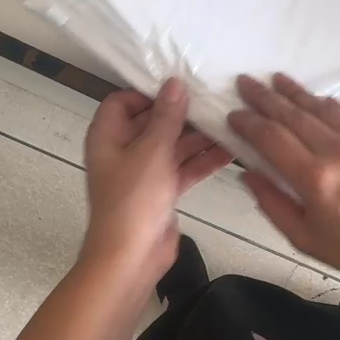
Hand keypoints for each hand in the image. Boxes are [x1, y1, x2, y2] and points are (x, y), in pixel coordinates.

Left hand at [80, 78, 232, 283]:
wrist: (131, 257)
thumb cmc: (133, 200)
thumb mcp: (152, 150)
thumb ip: (167, 116)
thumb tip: (174, 83)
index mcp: (108, 136)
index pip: (122, 101)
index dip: (148, 92)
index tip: (179, 86)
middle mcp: (124, 150)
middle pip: (153, 122)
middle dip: (182, 113)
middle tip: (214, 99)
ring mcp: (144, 172)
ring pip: (173, 146)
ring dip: (199, 137)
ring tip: (230, 122)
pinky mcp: (162, 192)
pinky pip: (184, 168)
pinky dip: (203, 161)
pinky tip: (231, 151)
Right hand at [227, 74, 339, 292]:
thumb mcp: (306, 238)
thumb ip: (272, 204)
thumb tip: (248, 173)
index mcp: (315, 178)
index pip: (271, 137)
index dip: (248, 122)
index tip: (233, 114)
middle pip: (293, 114)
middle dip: (265, 97)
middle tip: (246, 82)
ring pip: (322, 107)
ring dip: (295, 93)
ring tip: (277, 81)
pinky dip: (327, 107)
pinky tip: (316, 103)